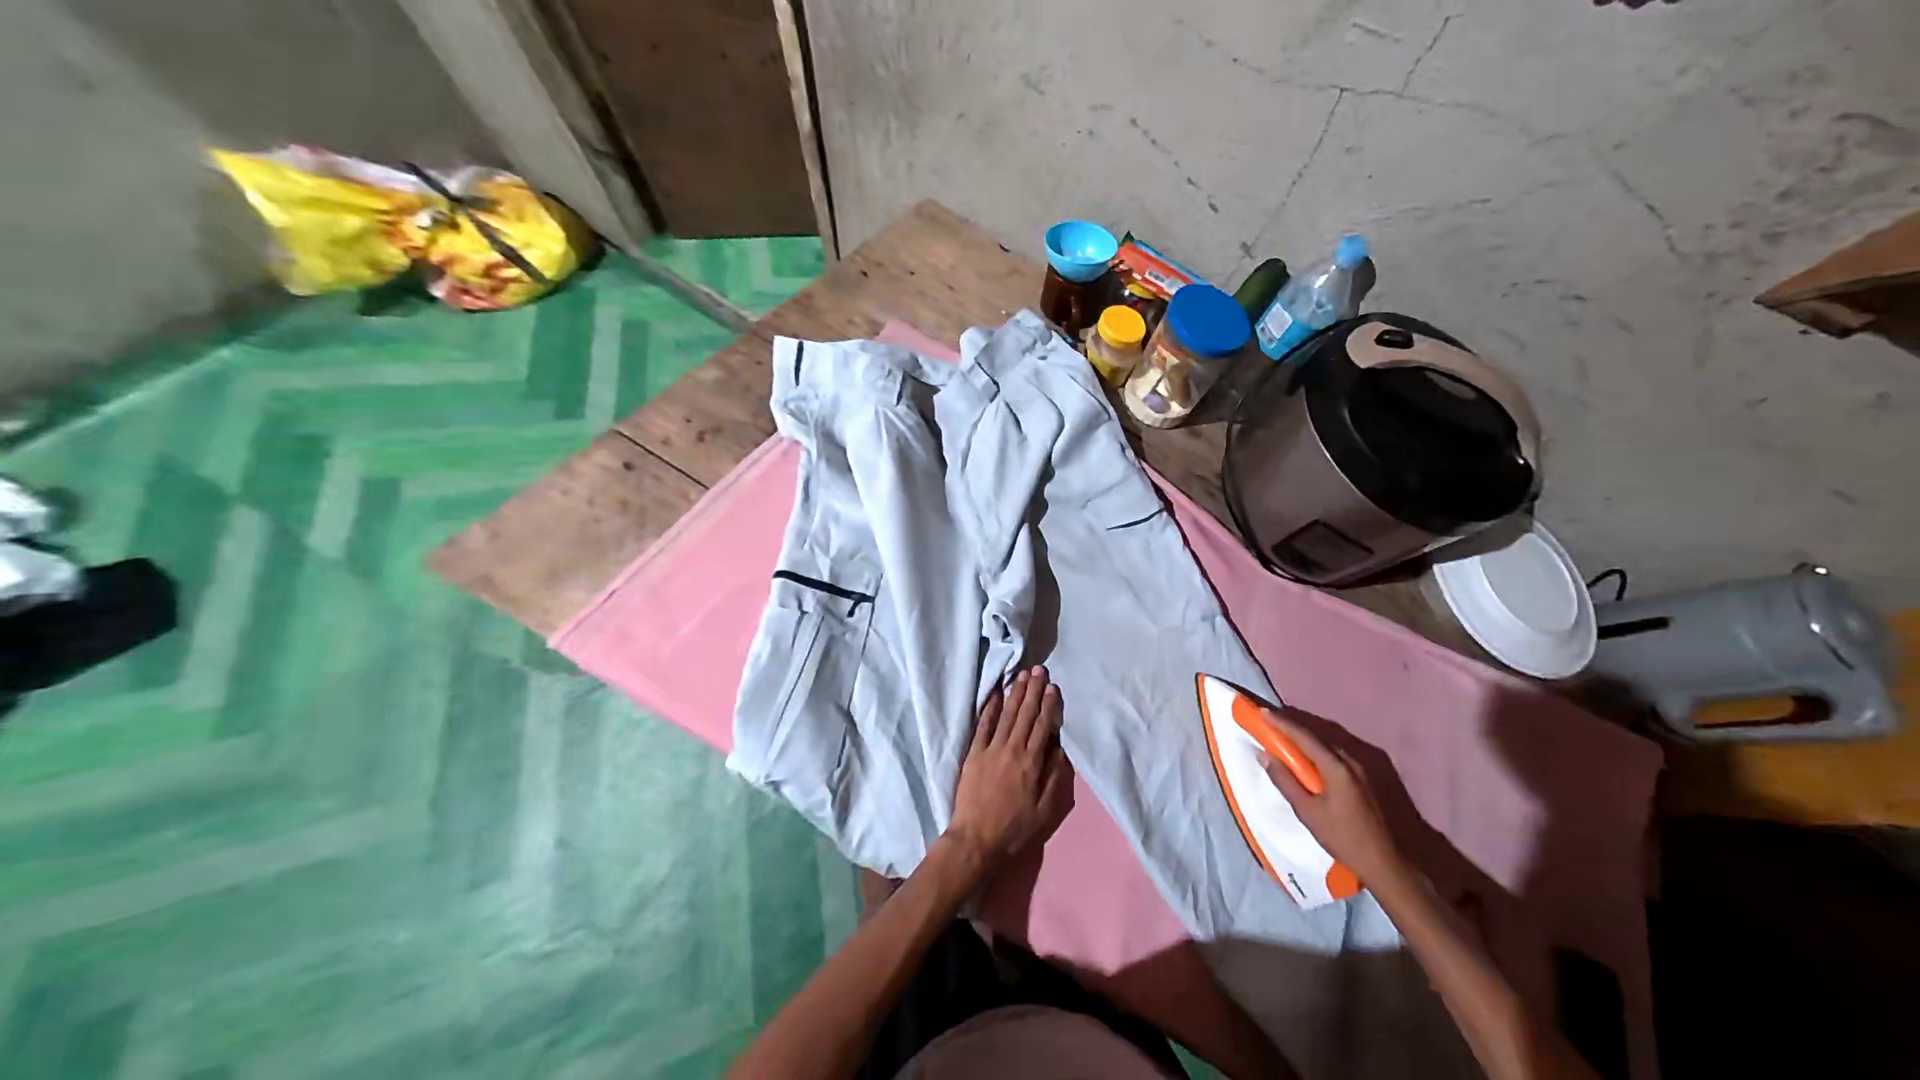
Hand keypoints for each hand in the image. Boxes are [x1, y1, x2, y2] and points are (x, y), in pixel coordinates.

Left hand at [946, 666, 1074, 864]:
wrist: (976, 839)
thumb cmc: (1015, 828)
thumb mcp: (1046, 809)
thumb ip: (1055, 777)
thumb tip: (1061, 749)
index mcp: (1031, 762)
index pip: (1043, 726)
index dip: (1048, 705)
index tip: (1053, 687)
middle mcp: (1012, 750)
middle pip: (1025, 714)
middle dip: (1033, 690)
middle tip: (1039, 669)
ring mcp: (991, 749)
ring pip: (1006, 714)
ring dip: (1015, 693)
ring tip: (1022, 675)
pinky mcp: (973, 754)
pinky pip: (983, 725)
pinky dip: (990, 708)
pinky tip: (995, 694)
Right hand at [1258, 706, 1404, 884]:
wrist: (1386, 863)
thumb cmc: (1343, 838)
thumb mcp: (1307, 812)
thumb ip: (1285, 781)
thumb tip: (1265, 756)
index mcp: (1337, 768)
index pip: (1304, 737)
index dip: (1282, 723)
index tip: (1263, 713)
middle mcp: (1352, 761)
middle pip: (1318, 735)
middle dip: (1294, 726)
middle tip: (1271, 721)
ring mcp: (1363, 768)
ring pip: (1329, 742)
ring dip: (1307, 736)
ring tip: (1286, 734)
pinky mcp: (1367, 777)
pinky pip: (1338, 753)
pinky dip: (1319, 747)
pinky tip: (1310, 754)